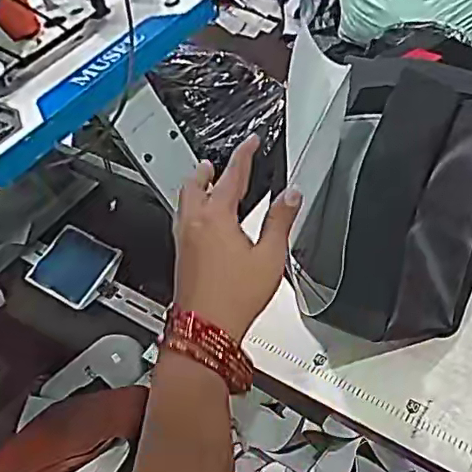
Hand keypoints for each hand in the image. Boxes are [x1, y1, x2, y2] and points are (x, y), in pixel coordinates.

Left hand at [173, 134, 300, 340]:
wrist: (206, 328)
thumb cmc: (233, 297)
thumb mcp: (270, 256)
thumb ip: (281, 221)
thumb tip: (291, 196)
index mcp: (217, 217)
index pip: (233, 174)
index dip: (244, 155)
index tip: (251, 143)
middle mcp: (194, 223)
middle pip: (197, 183)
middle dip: (209, 169)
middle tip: (219, 162)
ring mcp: (184, 239)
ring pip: (186, 201)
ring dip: (197, 187)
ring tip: (206, 183)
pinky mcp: (181, 255)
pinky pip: (183, 219)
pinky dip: (193, 208)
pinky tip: (202, 221)